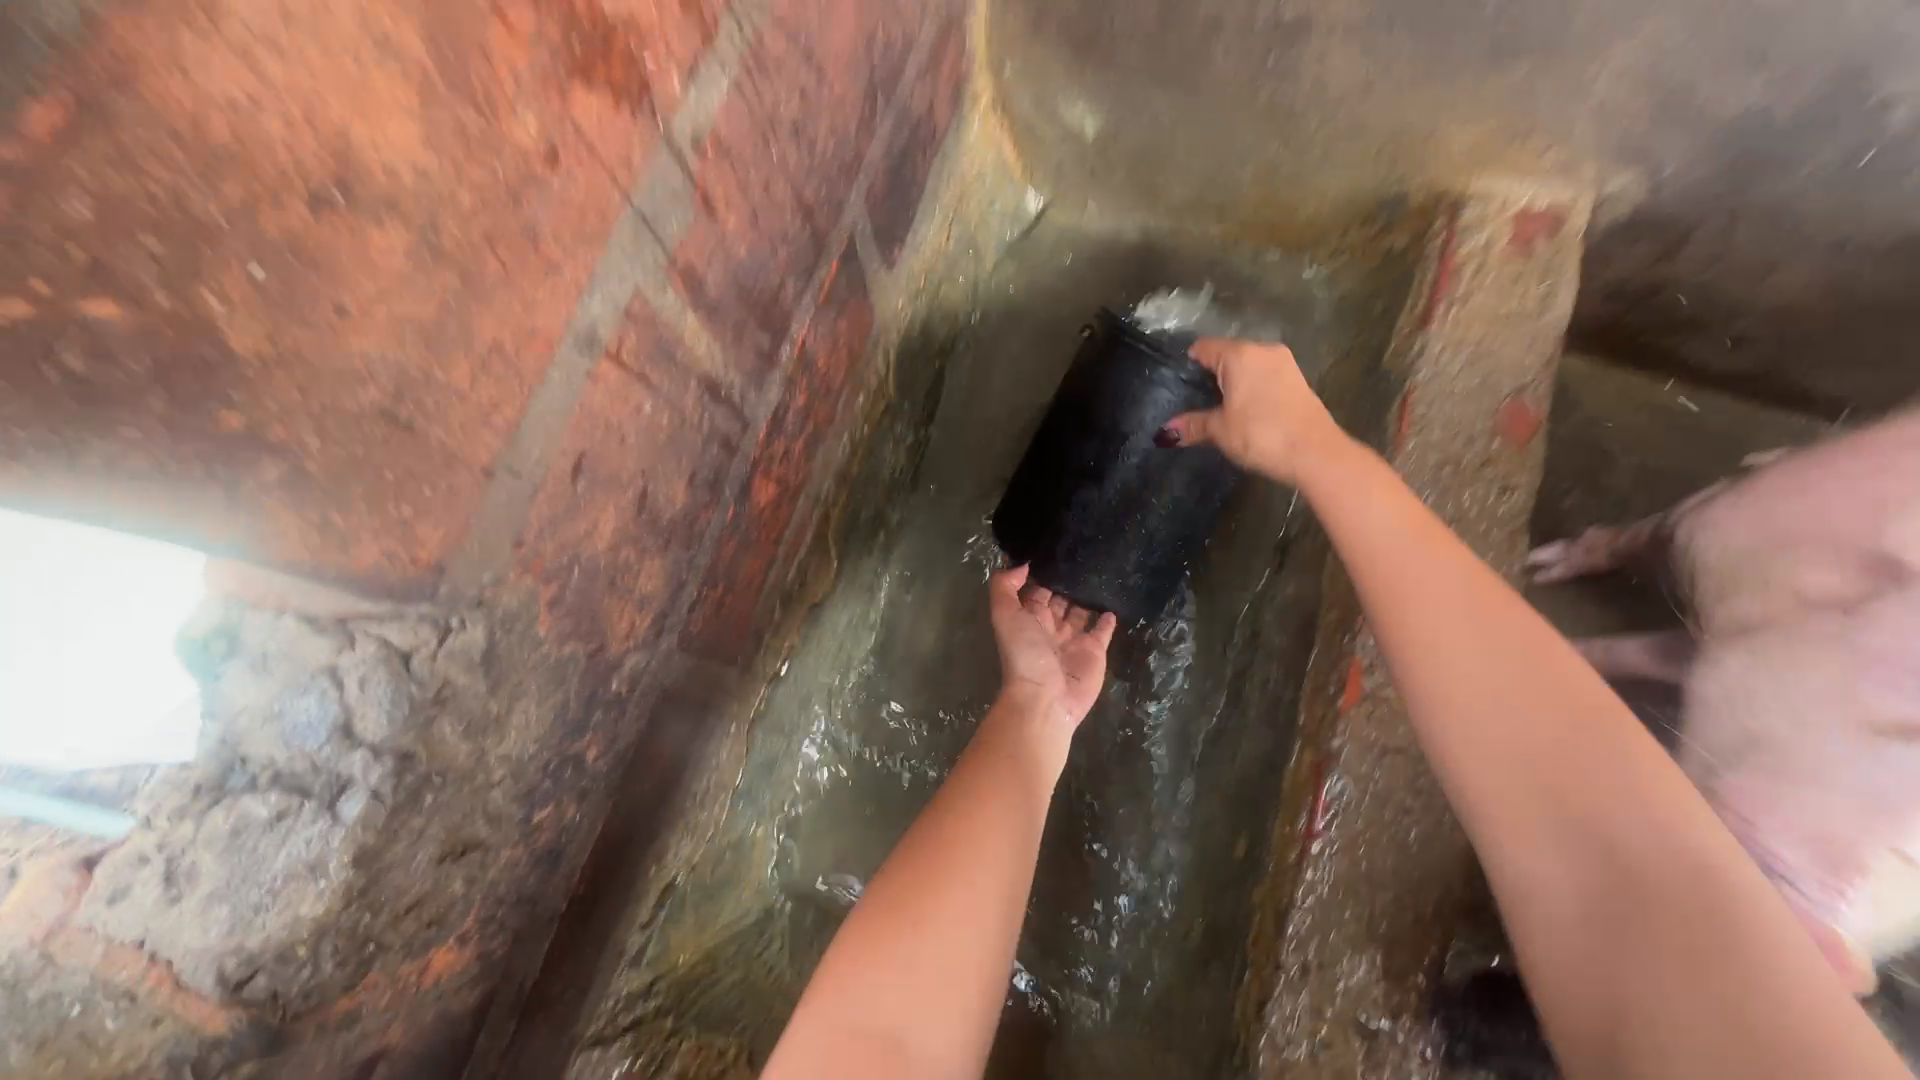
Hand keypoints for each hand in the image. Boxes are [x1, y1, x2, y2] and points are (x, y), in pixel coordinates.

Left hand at [987, 565, 1116, 736]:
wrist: (1046, 698)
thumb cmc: (1024, 654)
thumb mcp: (1004, 614)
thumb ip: (1005, 586)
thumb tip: (1022, 563)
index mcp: (1028, 616)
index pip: (1036, 587)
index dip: (1041, 569)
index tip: (1054, 546)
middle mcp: (1050, 625)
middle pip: (1060, 596)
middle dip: (1067, 578)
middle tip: (1082, 551)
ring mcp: (1073, 638)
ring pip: (1081, 610)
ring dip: (1087, 593)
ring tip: (1100, 569)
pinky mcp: (1094, 650)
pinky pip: (1102, 630)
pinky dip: (1107, 617)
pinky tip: (1113, 600)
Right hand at [1159, 338, 1349, 485]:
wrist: (1316, 453)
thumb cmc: (1261, 435)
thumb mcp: (1220, 431)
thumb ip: (1192, 425)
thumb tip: (1165, 431)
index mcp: (1239, 355)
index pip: (1203, 347)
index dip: (1187, 364)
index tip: (1177, 385)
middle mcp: (1263, 350)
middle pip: (1227, 354)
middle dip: (1211, 374)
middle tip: (1194, 400)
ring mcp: (1284, 363)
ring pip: (1248, 365)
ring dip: (1233, 381)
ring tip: (1219, 407)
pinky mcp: (1297, 379)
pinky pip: (1264, 375)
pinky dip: (1252, 387)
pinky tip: (1246, 410)